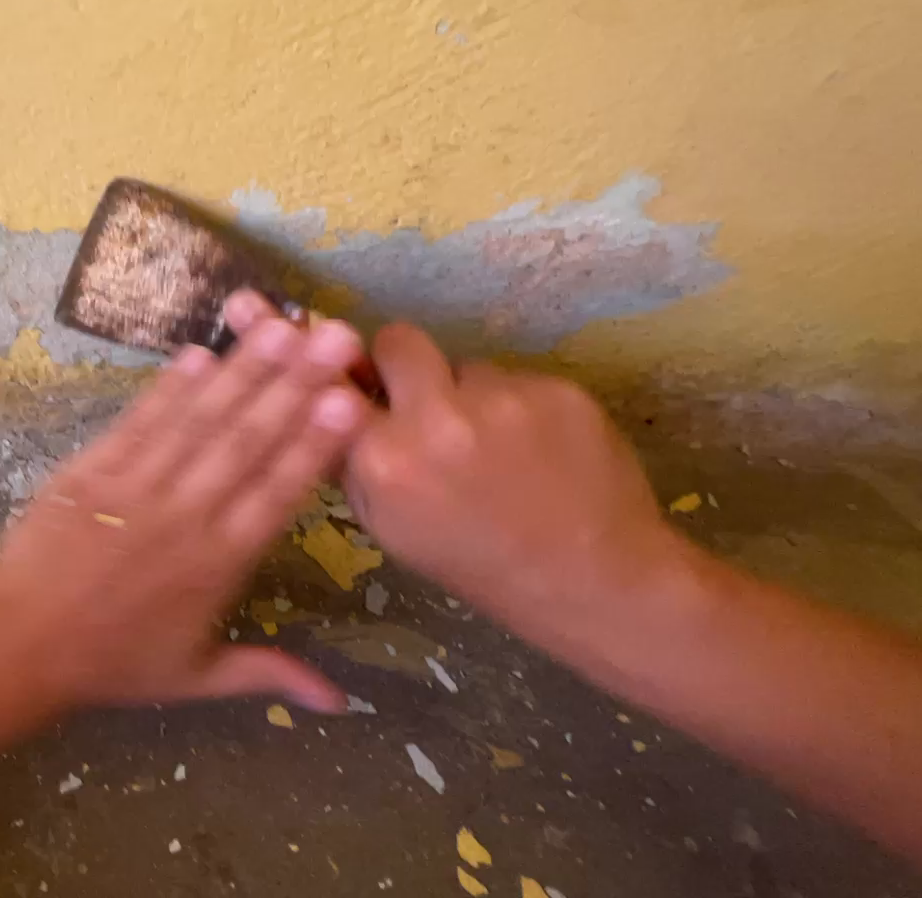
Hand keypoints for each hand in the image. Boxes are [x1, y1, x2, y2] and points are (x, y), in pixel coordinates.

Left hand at [0, 292, 373, 712]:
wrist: (20, 640)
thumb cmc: (109, 659)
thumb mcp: (193, 678)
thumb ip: (268, 673)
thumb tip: (341, 703)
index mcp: (217, 564)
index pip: (276, 494)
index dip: (313, 447)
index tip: (348, 402)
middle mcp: (183, 516)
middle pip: (244, 443)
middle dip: (291, 387)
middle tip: (331, 337)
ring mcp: (133, 487)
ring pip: (195, 422)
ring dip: (239, 373)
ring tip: (277, 328)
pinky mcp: (90, 470)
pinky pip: (136, 424)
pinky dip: (166, 389)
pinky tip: (196, 354)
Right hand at [343, 323, 694, 640]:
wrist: (591, 581)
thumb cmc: (471, 561)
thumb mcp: (384, 526)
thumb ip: (351, 463)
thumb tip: (330, 411)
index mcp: (384, 457)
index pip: (338, 380)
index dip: (347, 380)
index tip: (358, 387)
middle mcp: (436, 417)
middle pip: (398, 340)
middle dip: (402, 361)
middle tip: (421, 393)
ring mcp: (502, 398)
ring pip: (466, 367)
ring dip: (468, 394)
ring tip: (495, 445)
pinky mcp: (558, 389)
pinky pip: (517, 380)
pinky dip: (518, 407)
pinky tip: (537, 450)